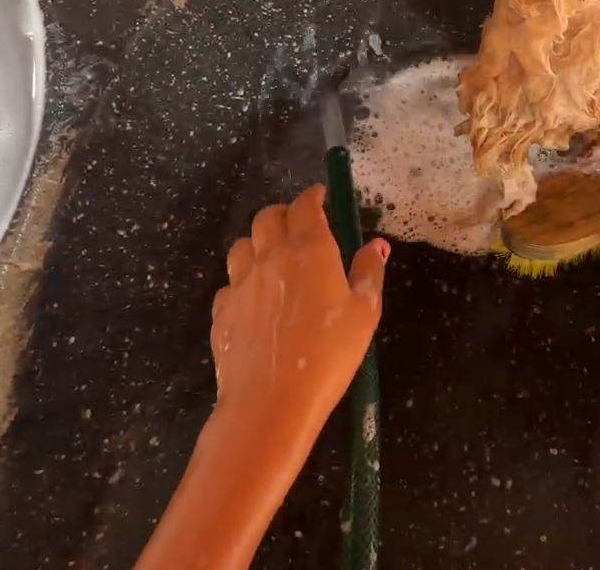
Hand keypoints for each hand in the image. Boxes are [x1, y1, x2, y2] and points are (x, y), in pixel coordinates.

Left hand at [211, 185, 388, 429]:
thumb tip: (376, 245)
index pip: (305, 204)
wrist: (271, 403)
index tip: (324, 196)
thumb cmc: (329, 353)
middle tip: (302, 225)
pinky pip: (229, 284)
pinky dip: (244, 281)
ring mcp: (241, 284)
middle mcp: (271, 257)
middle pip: (267, 217)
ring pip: (242, 246)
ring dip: (259, 243)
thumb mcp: (365, 311)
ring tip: (276, 259)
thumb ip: (370, 271)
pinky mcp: (222, 313)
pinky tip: (258, 300)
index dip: (314, 195)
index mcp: (310, 249)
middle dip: (285, 213)